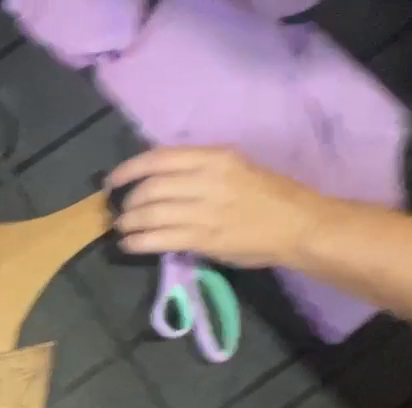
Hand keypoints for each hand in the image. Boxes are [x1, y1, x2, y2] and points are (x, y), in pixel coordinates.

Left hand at [107, 147, 337, 267]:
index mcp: (217, 158)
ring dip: (128, 222)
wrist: (300, 225)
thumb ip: (201, 171)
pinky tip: (128, 244)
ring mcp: (204, 211)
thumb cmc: (270, 196)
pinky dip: (135, 242)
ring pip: (149, 214)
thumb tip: (162, 177)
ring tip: (123, 228)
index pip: (160, 158)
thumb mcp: (237, 168)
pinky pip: (156, 239)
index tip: (112, 180)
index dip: (129, 169)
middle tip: (121, 211)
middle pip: (150, 188)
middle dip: (127, 201)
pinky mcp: (202, 239)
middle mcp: (208, 180)